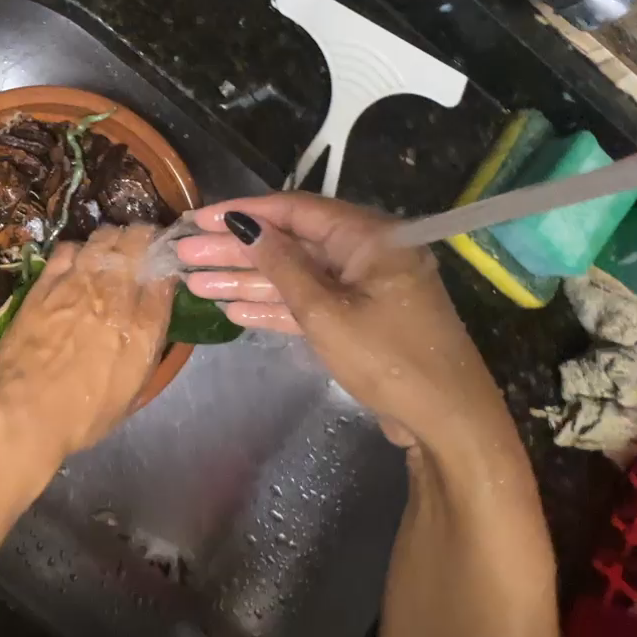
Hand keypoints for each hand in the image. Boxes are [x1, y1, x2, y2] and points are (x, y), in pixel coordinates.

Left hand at [0, 225, 175, 466]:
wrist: (25, 411)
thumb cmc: (83, 414)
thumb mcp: (132, 387)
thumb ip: (147, 342)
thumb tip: (153, 311)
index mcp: (144, 327)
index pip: (164, 276)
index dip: (166, 264)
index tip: (163, 264)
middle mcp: (115, 296)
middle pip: (136, 245)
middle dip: (143, 239)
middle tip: (140, 245)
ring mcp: (77, 285)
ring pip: (103, 239)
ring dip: (112, 238)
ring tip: (111, 246)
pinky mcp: (45, 284)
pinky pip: (67, 249)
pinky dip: (78, 249)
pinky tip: (77, 258)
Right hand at [176, 193, 509, 451]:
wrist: (449, 425)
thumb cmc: (389, 359)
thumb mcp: (326, 312)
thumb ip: (281, 266)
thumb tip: (244, 226)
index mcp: (369, 238)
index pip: (296, 211)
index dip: (244, 213)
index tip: (200, 219)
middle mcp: (366, 255)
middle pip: (291, 244)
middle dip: (237, 251)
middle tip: (186, 255)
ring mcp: (363, 289)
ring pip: (295, 276)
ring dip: (248, 282)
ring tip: (196, 284)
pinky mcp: (359, 320)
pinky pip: (310, 303)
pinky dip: (275, 307)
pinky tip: (234, 311)